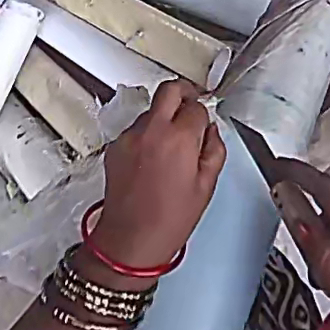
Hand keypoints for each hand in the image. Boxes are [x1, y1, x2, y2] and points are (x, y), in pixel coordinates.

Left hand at [86, 80, 224, 282]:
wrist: (131, 239)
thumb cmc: (168, 220)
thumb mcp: (206, 186)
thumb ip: (214, 150)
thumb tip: (211, 132)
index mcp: (179, 139)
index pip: (196, 107)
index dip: (204, 114)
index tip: (205, 122)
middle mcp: (152, 131)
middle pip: (169, 89)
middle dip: (184, 91)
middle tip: (192, 103)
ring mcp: (130, 136)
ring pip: (151, 110)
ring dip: (164, 117)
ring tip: (171, 146)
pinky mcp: (115, 146)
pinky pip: (136, 129)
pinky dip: (147, 135)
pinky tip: (153, 159)